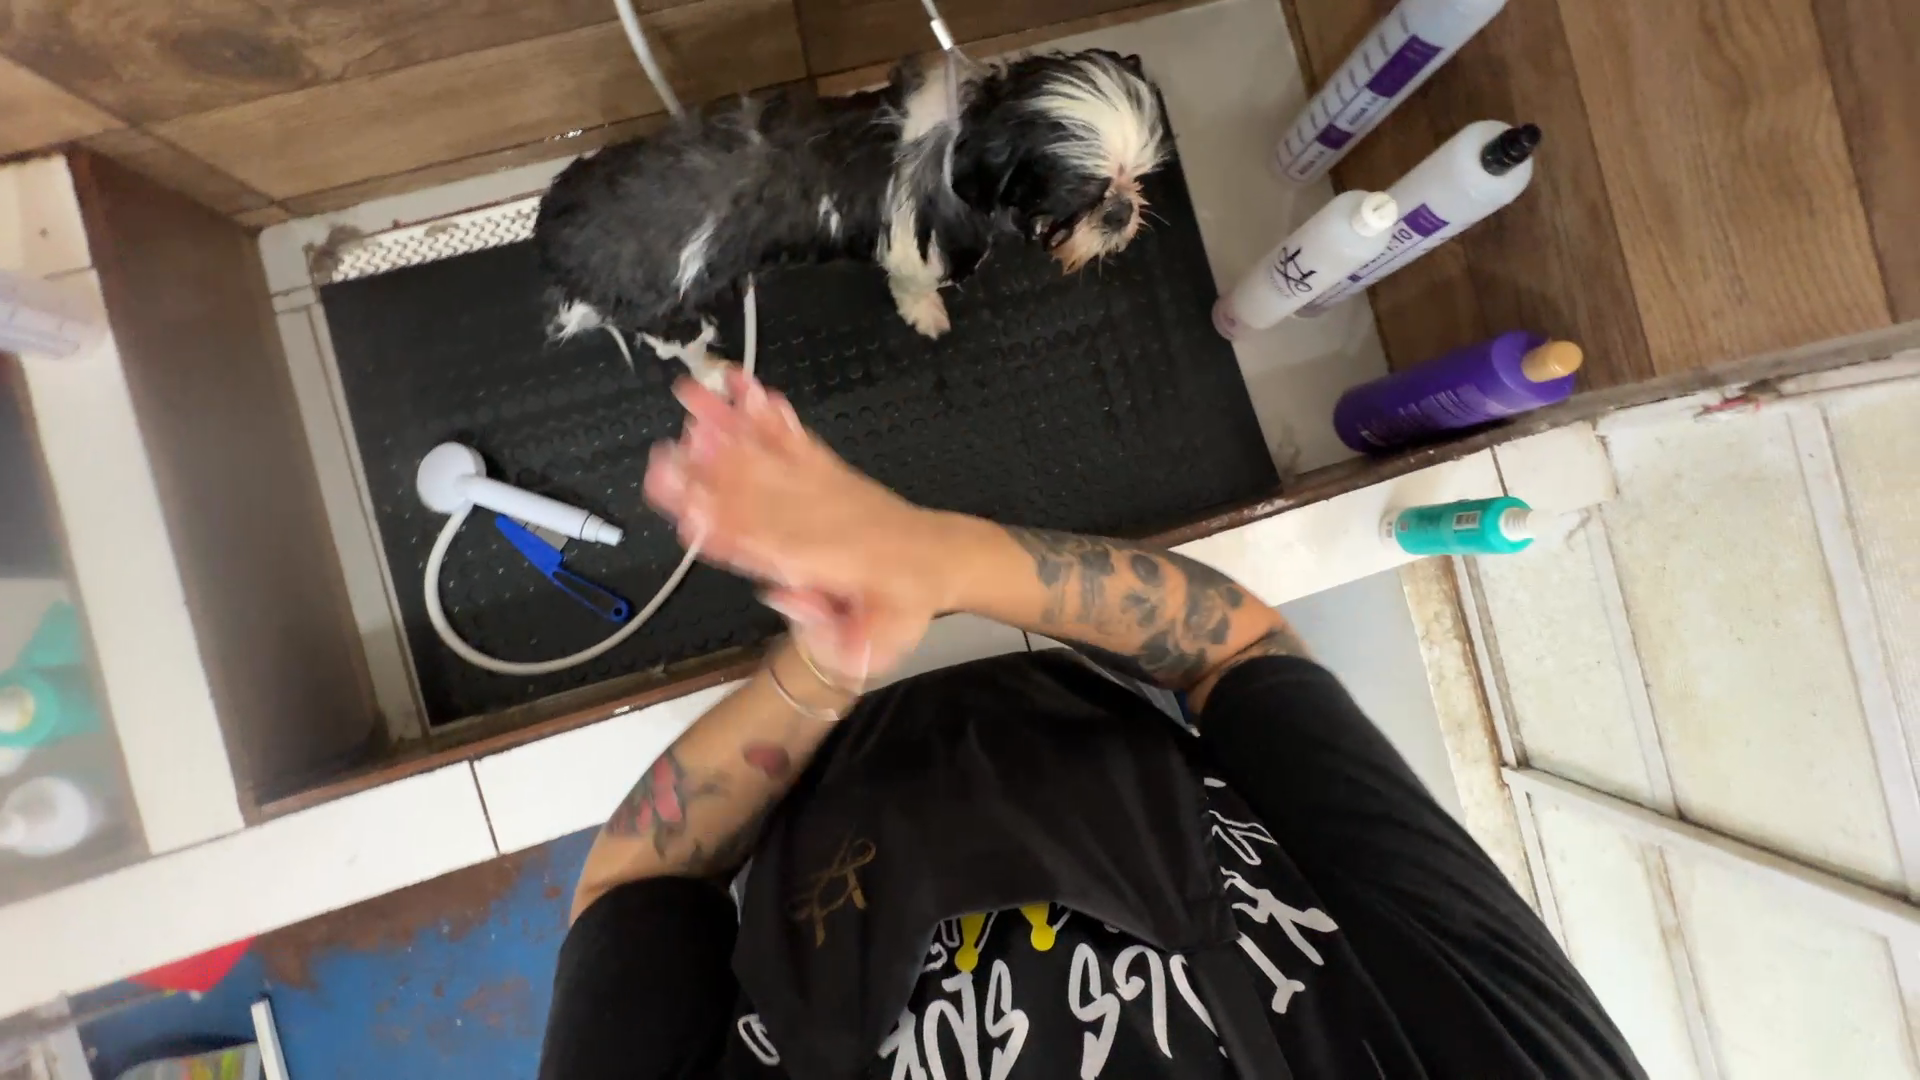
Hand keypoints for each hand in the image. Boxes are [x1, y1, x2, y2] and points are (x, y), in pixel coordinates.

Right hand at [644, 367, 948, 679]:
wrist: (942, 557)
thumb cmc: (902, 605)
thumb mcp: (876, 643)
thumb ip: (830, 632)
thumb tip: (778, 591)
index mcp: (830, 563)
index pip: (770, 546)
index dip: (729, 530)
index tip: (687, 513)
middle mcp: (823, 520)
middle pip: (758, 495)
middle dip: (709, 476)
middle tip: (664, 456)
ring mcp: (829, 490)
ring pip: (772, 457)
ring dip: (731, 428)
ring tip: (696, 397)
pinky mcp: (834, 473)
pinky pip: (800, 442)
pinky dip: (773, 416)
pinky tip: (752, 390)